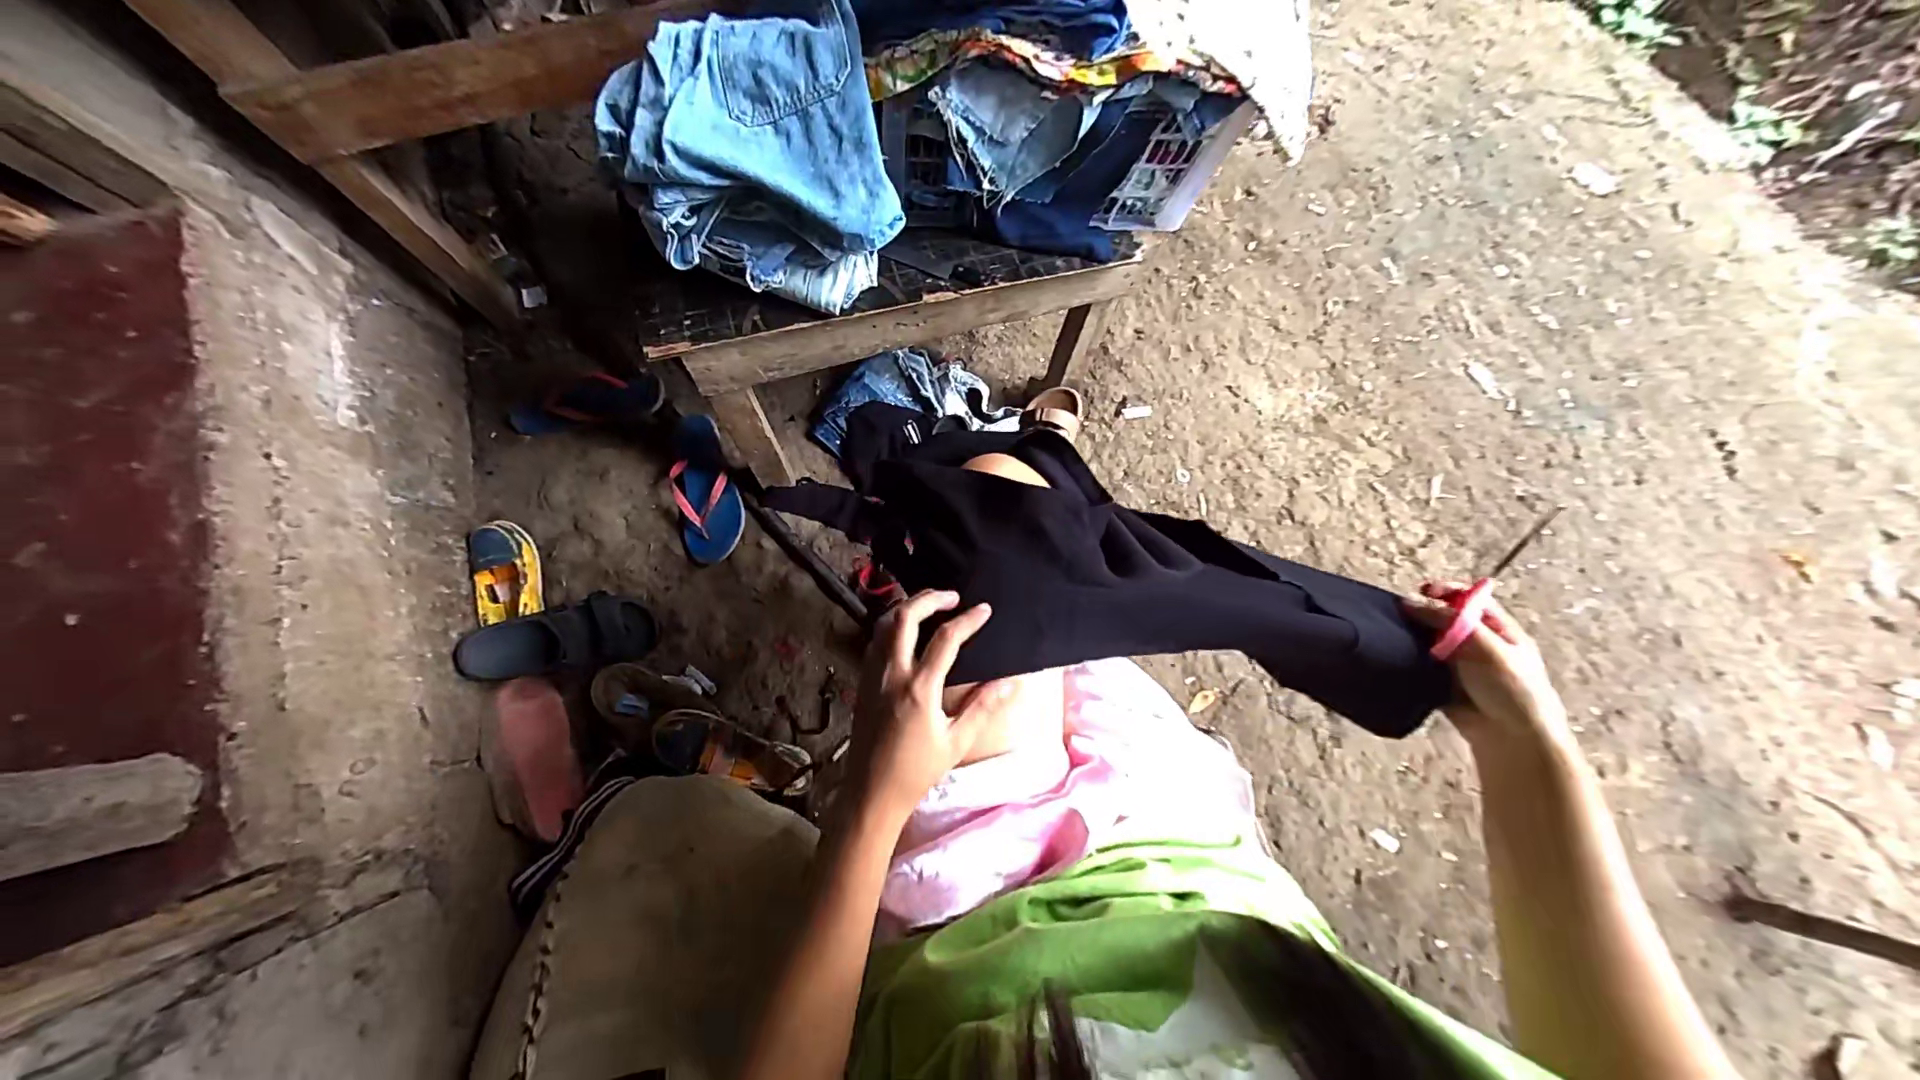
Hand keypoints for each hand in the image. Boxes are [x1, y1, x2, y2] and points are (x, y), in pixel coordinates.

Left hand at [849, 590, 1015, 827]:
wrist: (871, 791)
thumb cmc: (917, 770)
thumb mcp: (957, 742)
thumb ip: (983, 708)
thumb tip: (1011, 682)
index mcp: (919, 689)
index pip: (945, 639)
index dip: (968, 620)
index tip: (984, 610)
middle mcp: (892, 675)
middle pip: (904, 617)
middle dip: (929, 598)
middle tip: (952, 596)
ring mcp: (872, 676)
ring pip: (883, 625)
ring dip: (906, 607)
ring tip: (929, 605)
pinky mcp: (862, 682)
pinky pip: (873, 641)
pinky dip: (890, 625)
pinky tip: (904, 632)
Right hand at [1402, 581, 1571, 754]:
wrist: (1511, 739)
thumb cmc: (1510, 689)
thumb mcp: (1486, 647)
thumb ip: (1450, 622)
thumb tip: (1409, 602)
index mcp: (1499, 630)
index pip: (1470, 599)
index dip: (1447, 591)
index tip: (1421, 590)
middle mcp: (1478, 643)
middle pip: (1445, 617)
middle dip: (1422, 612)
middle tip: (1400, 613)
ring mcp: (1459, 664)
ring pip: (1428, 640)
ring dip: (1411, 635)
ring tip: (1390, 632)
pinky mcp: (1440, 682)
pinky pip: (1419, 663)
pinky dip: (1406, 658)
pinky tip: (1392, 654)